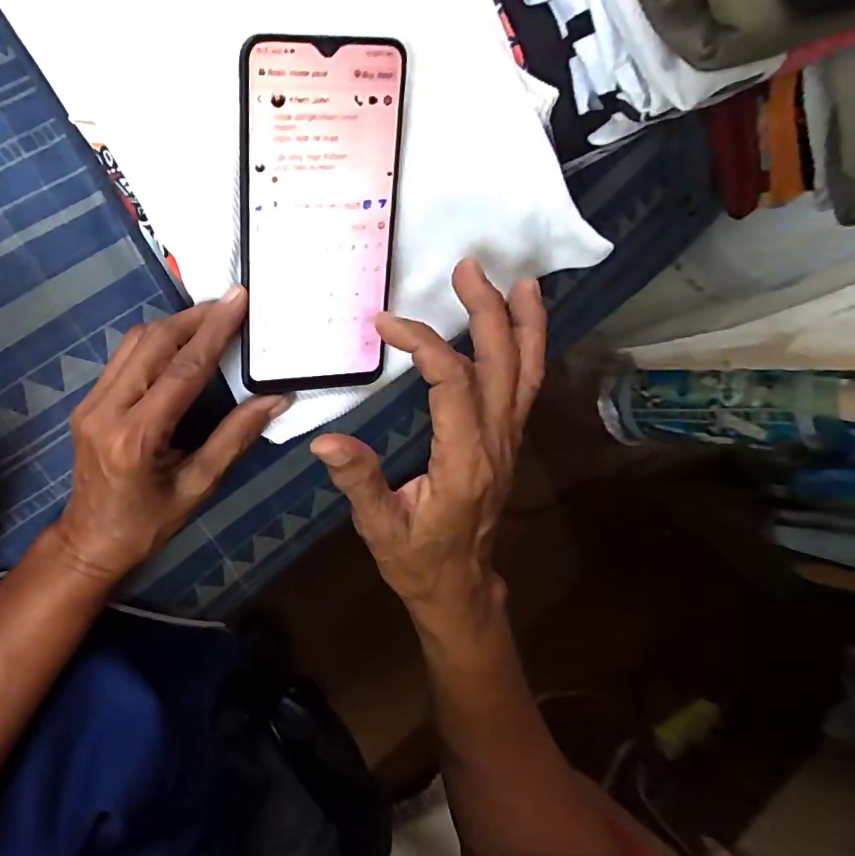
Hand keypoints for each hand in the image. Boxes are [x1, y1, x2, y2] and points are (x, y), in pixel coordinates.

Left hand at [46, 287, 287, 584]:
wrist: (89, 540)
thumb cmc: (147, 523)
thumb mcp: (198, 486)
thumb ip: (234, 438)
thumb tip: (275, 398)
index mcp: (137, 436)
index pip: (182, 369)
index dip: (215, 330)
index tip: (240, 300)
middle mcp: (106, 410)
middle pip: (153, 342)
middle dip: (194, 317)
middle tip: (230, 303)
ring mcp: (90, 403)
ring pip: (133, 342)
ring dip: (174, 325)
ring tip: (211, 317)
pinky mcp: (86, 402)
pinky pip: (123, 357)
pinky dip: (154, 341)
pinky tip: (180, 342)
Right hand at [310, 259, 544, 630]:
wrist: (460, 587)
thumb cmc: (417, 559)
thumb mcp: (380, 527)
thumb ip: (359, 482)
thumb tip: (325, 440)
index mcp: (463, 460)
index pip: (453, 384)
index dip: (424, 345)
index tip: (386, 323)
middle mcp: (495, 443)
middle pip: (502, 366)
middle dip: (487, 312)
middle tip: (469, 269)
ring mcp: (509, 441)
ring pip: (528, 373)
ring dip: (525, 324)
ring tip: (522, 282)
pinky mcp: (508, 441)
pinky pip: (527, 387)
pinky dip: (529, 349)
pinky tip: (522, 325)